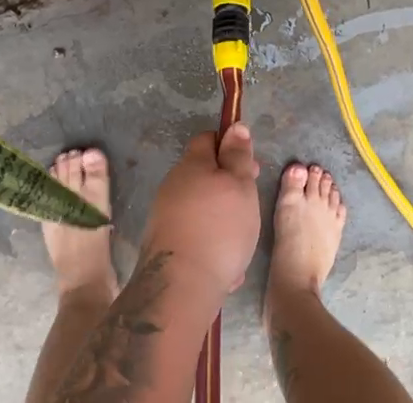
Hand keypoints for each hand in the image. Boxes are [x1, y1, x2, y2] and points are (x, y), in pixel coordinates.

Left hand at [139, 123, 260, 294]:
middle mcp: (173, 184)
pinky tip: (225, 265)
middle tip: (249, 206)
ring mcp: (164, 214)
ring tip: (240, 241)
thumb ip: (238, 156)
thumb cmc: (219, 227)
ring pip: (200, 207)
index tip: (249, 168)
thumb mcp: (240, 185)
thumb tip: (235, 126)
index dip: (229, 147)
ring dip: (220, 218)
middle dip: (227, 187)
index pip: (207, 139)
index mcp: (191, 164)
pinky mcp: (164, 243)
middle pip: (203, 174)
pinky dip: (209, 242)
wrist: (181, 285)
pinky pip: (193, 234)